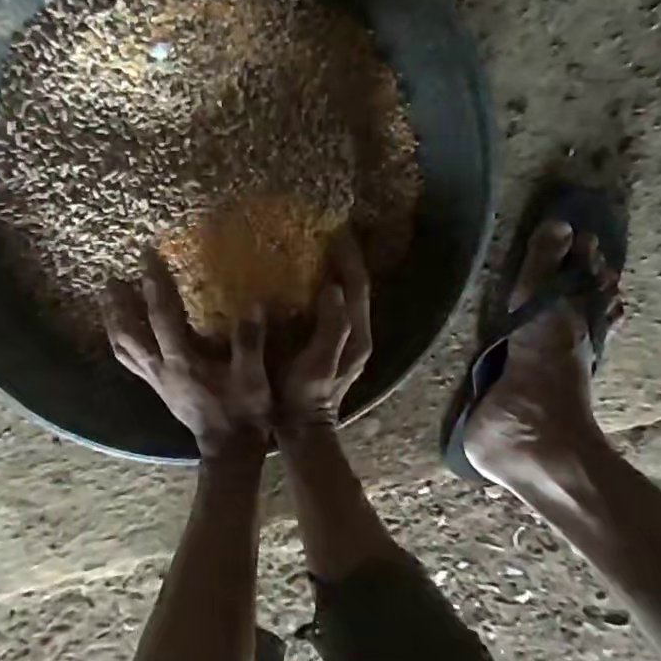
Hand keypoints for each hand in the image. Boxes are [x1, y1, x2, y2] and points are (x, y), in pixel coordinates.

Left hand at [104, 257, 271, 462]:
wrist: (230, 449)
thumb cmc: (243, 412)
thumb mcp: (252, 377)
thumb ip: (250, 342)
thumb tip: (253, 305)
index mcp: (181, 361)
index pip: (160, 316)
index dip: (153, 285)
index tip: (146, 257)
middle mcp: (161, 370)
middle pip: (127, 334)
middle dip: (117, 305)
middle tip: (110, 279)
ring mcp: (156, 382)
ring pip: (123, 350)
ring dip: (114, 324)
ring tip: (108, 302)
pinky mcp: (159, 390)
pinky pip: (131, 362)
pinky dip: (123, 343)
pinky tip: (126, 334)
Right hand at [274, 233, 372, 428]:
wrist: (301, 429)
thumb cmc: (302, 396)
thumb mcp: (317, 364)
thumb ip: (330, 328)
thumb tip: (335, 288)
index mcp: (356, 335)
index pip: (358, 287)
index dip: (349, 258)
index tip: (336, 231)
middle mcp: (359, 335)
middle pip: (359, 288)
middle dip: (347, 260)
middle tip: (329, 233)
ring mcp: (349, 341)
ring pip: (350, 297)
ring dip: (340, 272)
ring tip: (322, 249)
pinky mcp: (336, 345)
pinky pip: (337, 307)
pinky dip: (330, 288)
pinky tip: (313, 281)